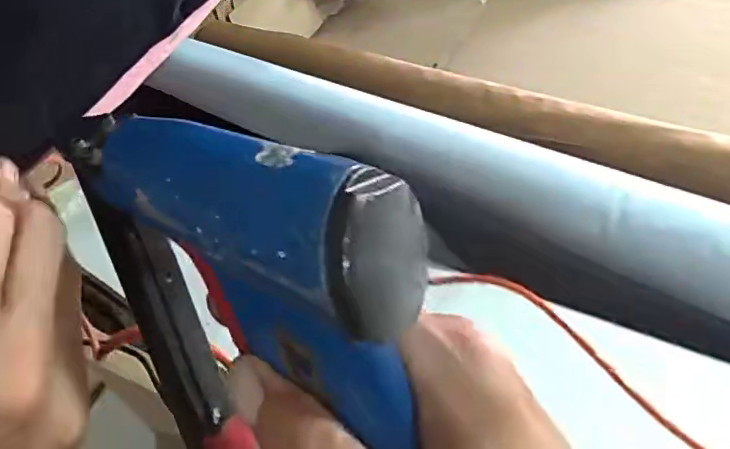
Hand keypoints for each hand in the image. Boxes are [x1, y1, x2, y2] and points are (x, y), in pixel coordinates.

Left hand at [0, 152, 90, 448]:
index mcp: (56, 402)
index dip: (47, 228)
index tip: (31, 203)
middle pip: (39, 239)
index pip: (69, 277)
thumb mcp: (14, 416)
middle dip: (23, 197)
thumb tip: (38, 235)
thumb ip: (41, 339)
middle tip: (6, 174)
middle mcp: (16, 371)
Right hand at [223, 314, 566, 448]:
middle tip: (289, 436)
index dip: (279, 315)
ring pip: (371, 371)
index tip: (242, 344)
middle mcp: (460, 341)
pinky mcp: (487, 405)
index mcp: (445, 347)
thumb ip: (314, 438)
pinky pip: (405, 396)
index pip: (335, 295)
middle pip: (346, 337)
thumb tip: (246, 376)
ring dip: (338, 413)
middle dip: (308, 385)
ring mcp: (478, 373)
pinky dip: (376, 425)